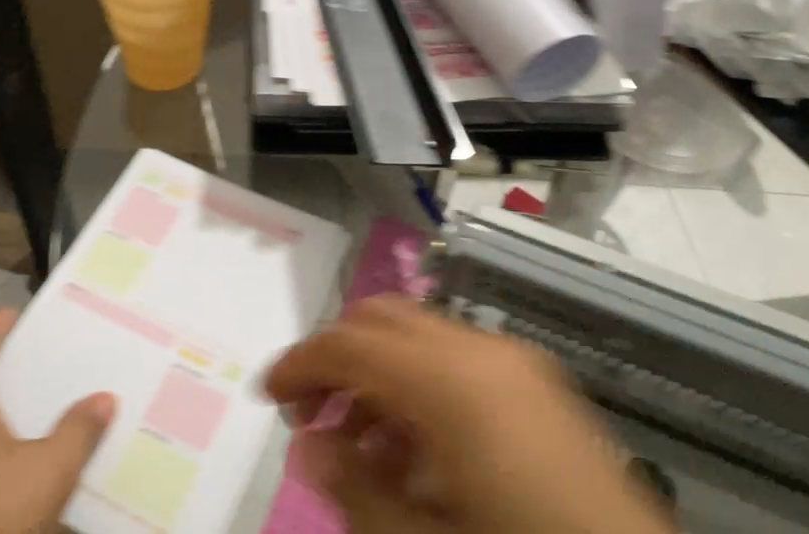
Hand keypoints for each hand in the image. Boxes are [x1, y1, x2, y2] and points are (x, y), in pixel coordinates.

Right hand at [265, 296, 672, 533]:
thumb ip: (356, 488)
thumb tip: (308, 444)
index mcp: (451, 378)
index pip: (350, 343)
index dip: (300, 364)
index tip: (268, 398)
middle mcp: (483, 351)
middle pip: (383, 320)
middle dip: (337, 359)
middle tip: (311, 418)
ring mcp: (518, 364)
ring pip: (421, 338)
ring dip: (377, 375)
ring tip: (359, 447)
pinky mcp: (540, 386)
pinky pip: (461, 362)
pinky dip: (420, 386)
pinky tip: (415, 451)